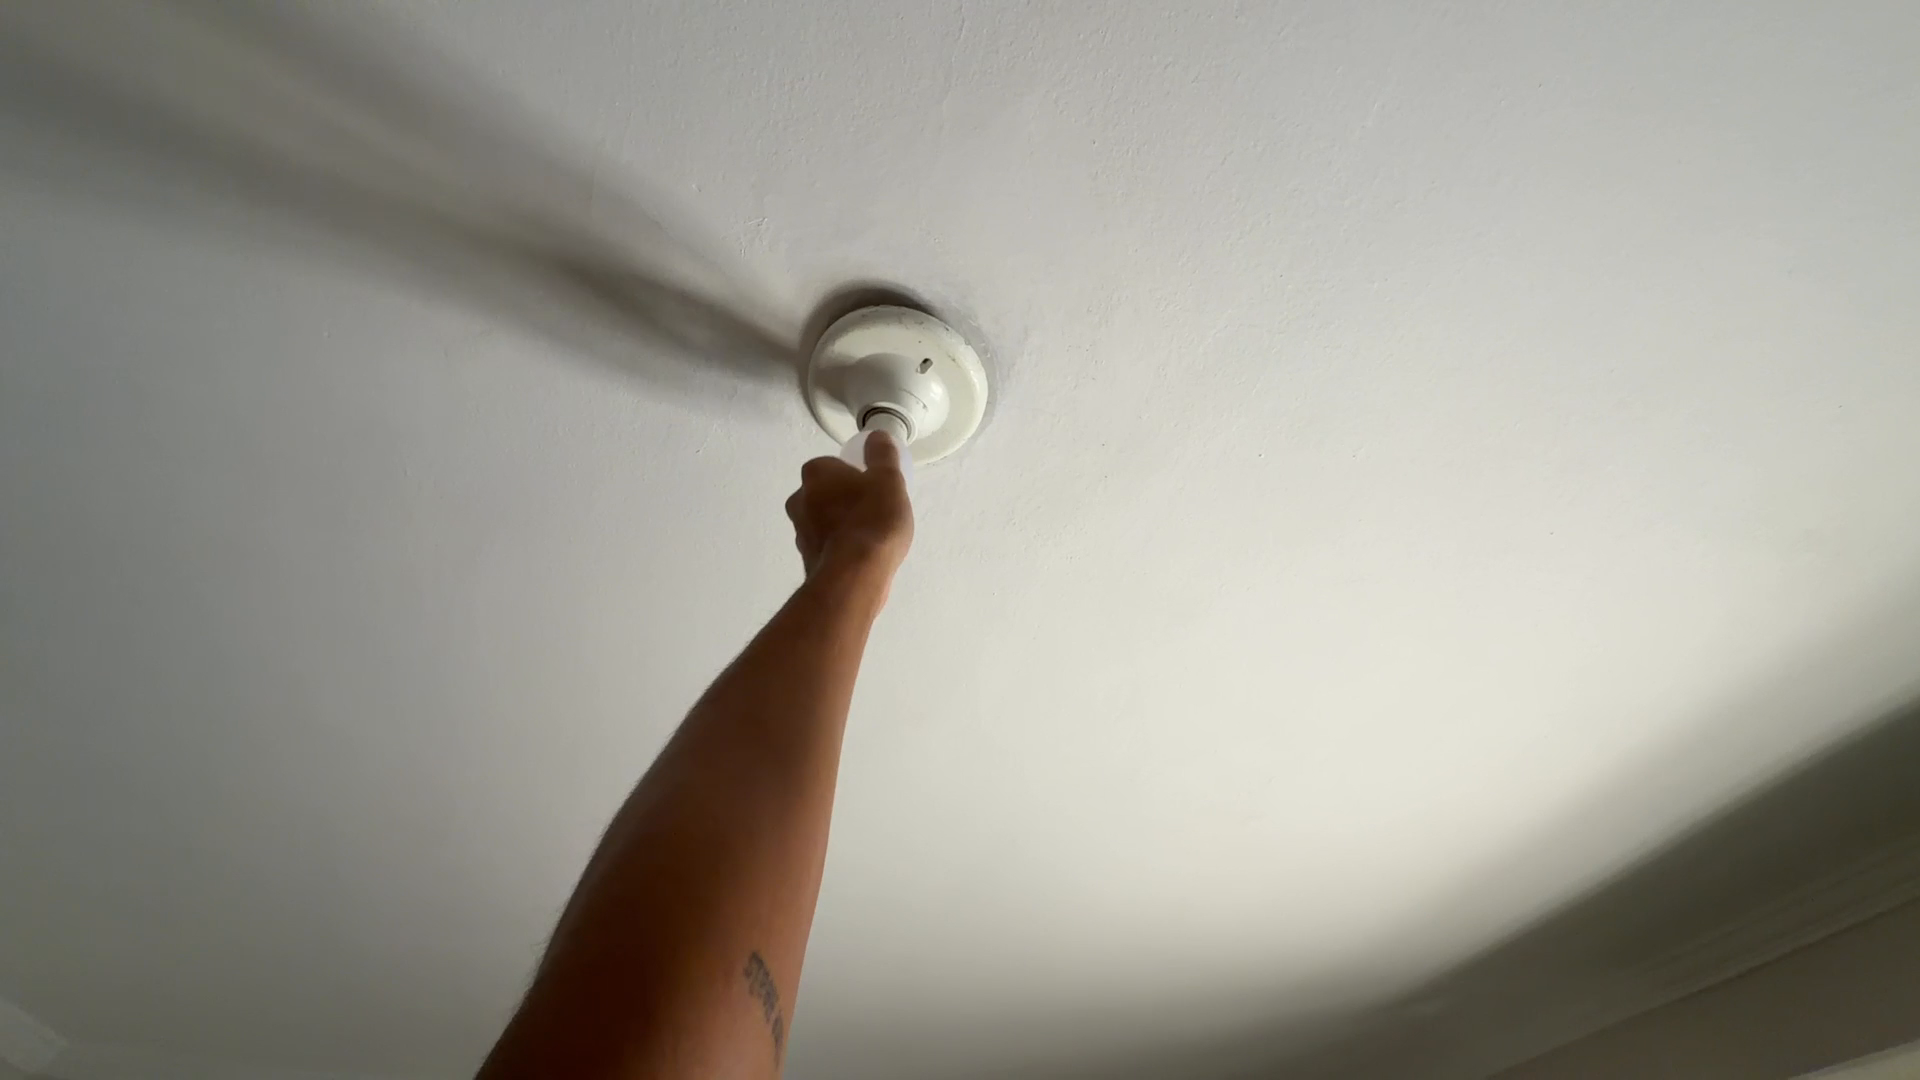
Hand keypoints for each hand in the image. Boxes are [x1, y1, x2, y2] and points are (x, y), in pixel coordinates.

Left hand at [785, 431, 913, 580]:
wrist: (856, 575)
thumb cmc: (873, 519)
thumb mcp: (888, 480)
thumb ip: (882, 455)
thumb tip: (876, 436)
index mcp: (815, 474)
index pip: (831, 465)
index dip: (852, 474)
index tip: (872, 487)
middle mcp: (798, 500)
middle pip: (823, 493)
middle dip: (842, 499)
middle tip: (872, 509)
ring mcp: (799, 532)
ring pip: (822, 520)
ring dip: (840, 524)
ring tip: (869, 536)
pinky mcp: (806, 560)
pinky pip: (826, 546)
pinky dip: (839, 547)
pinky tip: (860, 556)